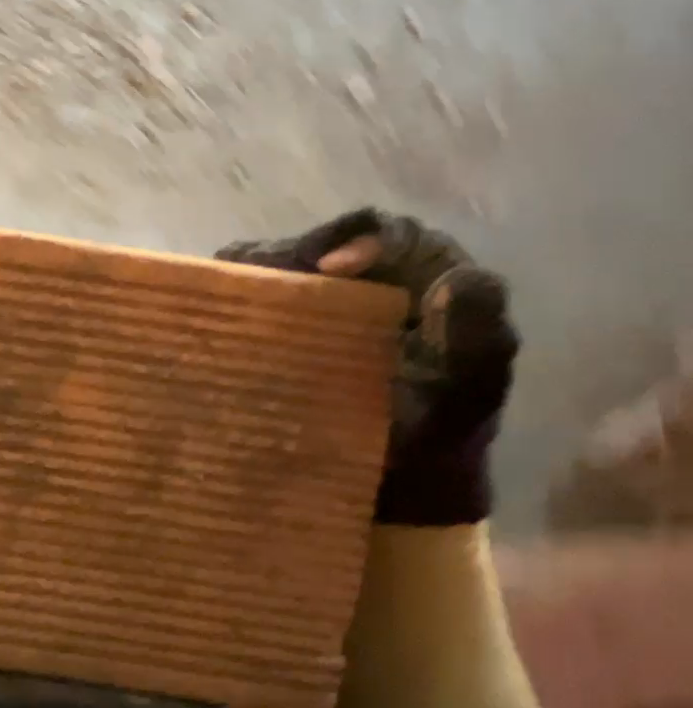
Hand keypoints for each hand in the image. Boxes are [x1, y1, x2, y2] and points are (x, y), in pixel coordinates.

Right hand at [216, 209, 518, 524]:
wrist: (397, 476)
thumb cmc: (435, 432)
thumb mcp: (468, 389)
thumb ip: (476, 335)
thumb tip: (457, 276)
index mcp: (430, 275)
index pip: (391, 232)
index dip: (357, 236)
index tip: (327, 268)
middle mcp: (378, 276)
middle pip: (329, 239)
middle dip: (296, 254)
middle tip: (268, 285)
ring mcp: (329, 298)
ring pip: (287, 258)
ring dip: (262, 273)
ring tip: (245, 302)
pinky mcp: (290, 319)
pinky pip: (258, 286)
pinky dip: (240, 291)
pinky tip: (231, 313)